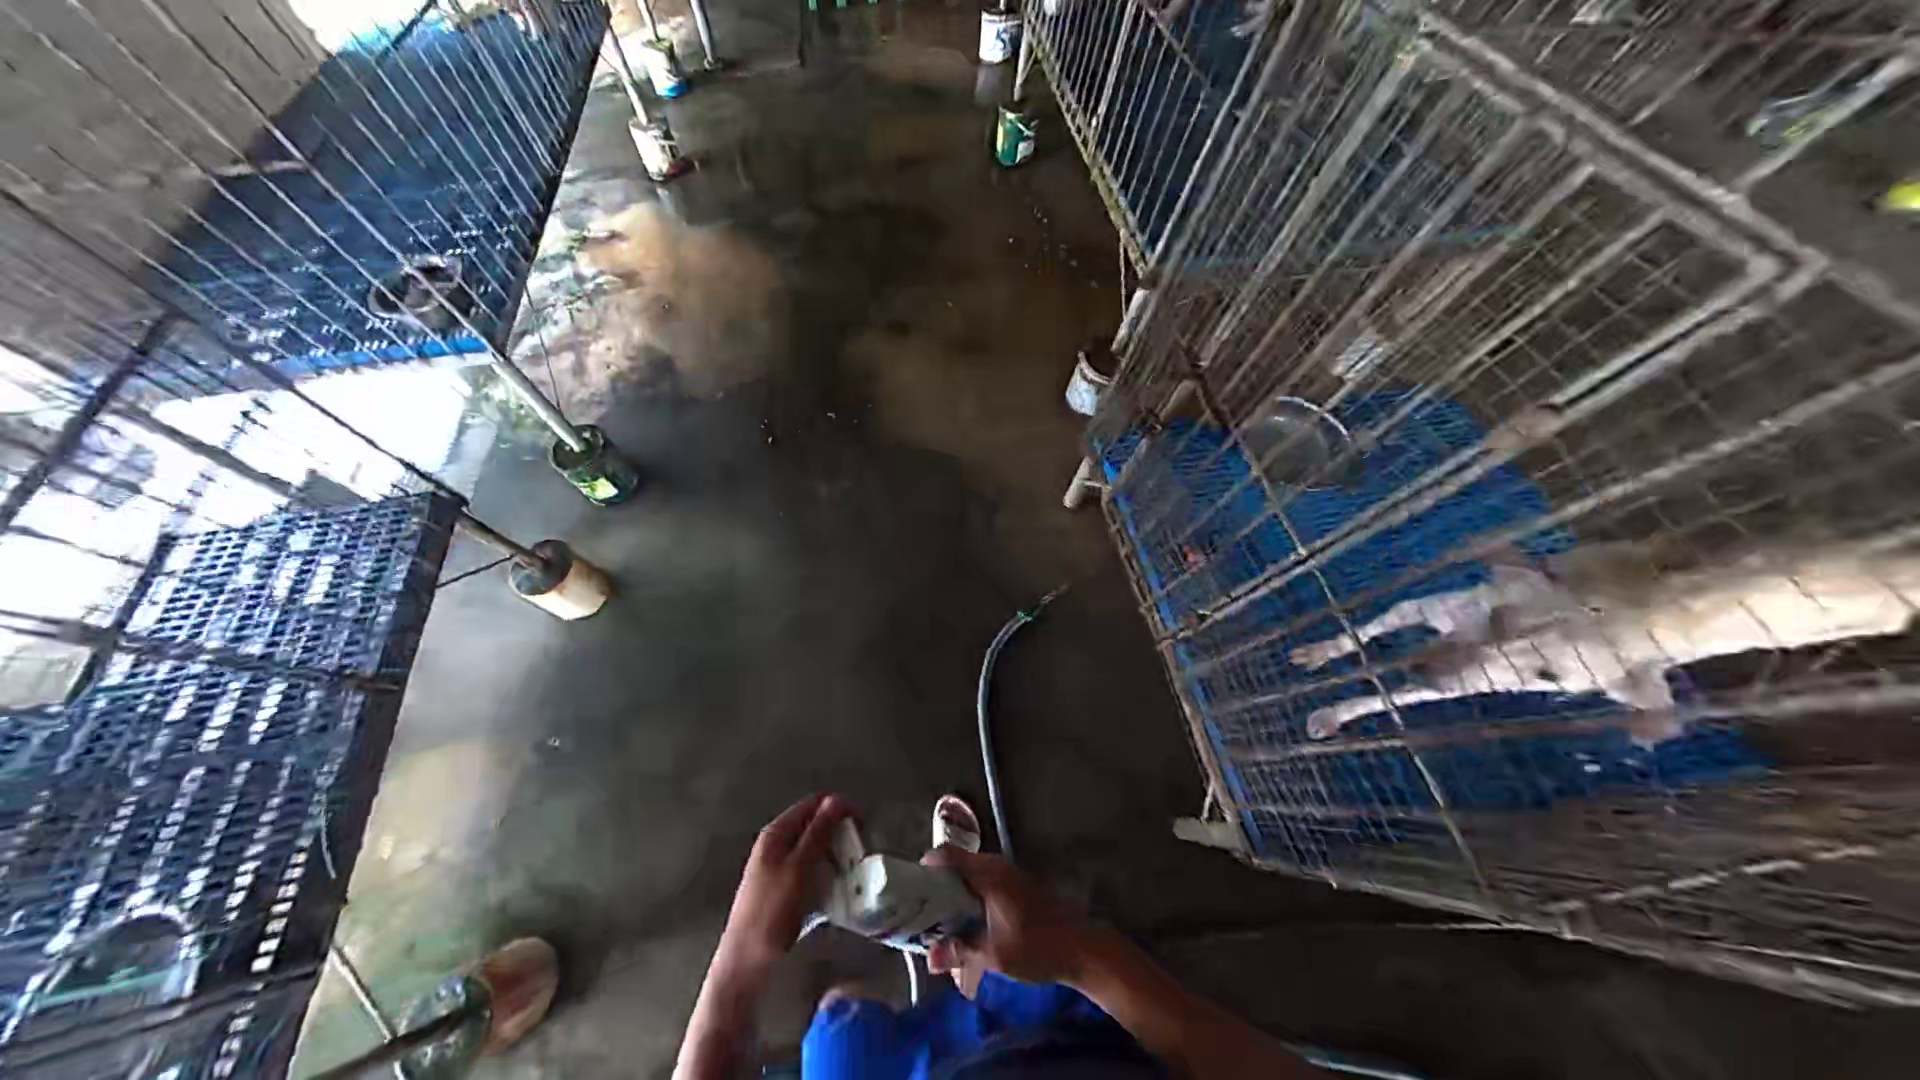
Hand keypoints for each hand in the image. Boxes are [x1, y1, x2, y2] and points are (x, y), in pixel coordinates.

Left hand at [718, 793, 849, 971]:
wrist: (746, 963)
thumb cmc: (771, 913)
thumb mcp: (799, 868)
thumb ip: (818, 833)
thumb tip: (837, 799)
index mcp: (777, 833)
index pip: (814, 803)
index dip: (839, 808)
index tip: (862, 825)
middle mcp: (777, 844)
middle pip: (815, 825)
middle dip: (840, 834)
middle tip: (859, 851)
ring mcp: (779, 866)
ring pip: (816, 849)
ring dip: (836, 855)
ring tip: (852, 871)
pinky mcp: (785, 888)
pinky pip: (812, 870)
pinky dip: (826, 873)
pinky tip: (837, 888)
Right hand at [921, 847, 1092, 989]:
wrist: (1083, 949)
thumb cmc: (1038, 948)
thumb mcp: (995, 955)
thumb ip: (960, 951)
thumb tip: (928, 958)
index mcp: (990, 875)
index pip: (949, 856)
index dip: (926, 866)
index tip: (908, 886)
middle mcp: (998, 867)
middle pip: (958, 864)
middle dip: (937, 883)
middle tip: (918, 907)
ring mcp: (1011, 875)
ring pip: (973, 874)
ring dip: (956, 891)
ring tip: (939, 918)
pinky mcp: (1018, 887)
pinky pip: (986, 883)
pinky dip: (972, 896)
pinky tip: (967, 921)